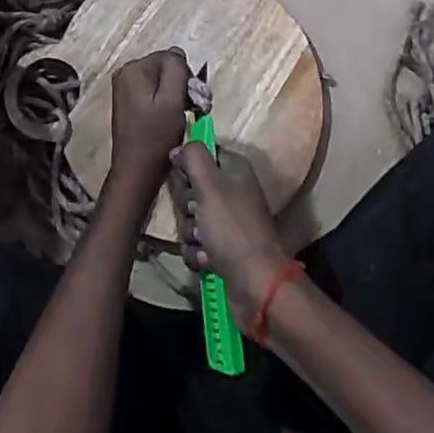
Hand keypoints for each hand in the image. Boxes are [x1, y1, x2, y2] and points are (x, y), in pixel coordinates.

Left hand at [108, 49, 191, 197]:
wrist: (137, 172)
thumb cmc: (156, 136)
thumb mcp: (172, 99)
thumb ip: (176, 69)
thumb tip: (177, 52)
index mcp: (133, 69)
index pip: (171, 58)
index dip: (185, 77)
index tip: (191, 101)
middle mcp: (125, 74)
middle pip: (165, 69)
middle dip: (180, 86)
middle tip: (191, 109)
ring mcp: (124, 89)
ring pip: (161, 82)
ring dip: (175, 96)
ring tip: (182, 116)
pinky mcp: (128, 104)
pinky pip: (153, 94)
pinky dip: (165, 104)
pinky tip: (170, 120)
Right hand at [170, 143, 289, 325]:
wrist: (255, 283)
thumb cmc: (232, 228)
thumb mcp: (210, 184)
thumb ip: (192, 157)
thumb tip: (177, 149)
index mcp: (233, 169)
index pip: (200, 154)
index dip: (187, 168)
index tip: (186, 180)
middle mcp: (231, 190)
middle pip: (190, 187)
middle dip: (186, 205)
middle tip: (198, 214)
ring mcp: (226, 221)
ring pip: (190, 217)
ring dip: (191, 232)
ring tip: (205, 243)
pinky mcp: (221, 248)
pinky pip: (194, 243)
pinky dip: (197, 252)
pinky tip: (207, 260)